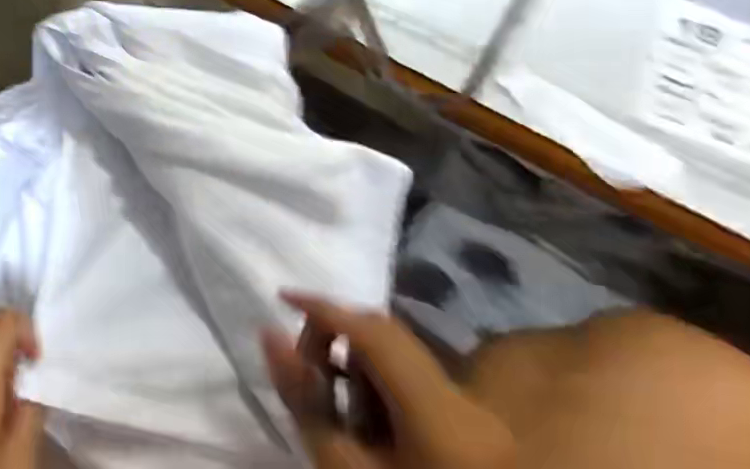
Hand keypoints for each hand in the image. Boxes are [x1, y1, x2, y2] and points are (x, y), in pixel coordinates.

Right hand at [263, 293, 514, 468]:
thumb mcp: (340, 468)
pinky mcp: (480, 433)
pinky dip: (383, 381)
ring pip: (405, 357)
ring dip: (361, 359)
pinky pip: (420, 382)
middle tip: (304, 356)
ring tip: (332, 390)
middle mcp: (465, 404)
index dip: (323, 307)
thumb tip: (269, 332)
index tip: (281, 298)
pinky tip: (365, 413)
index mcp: (436, 413)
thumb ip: (302, 398)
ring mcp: (479, 419)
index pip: (371, 331)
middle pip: (389, 336)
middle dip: (339, 333)